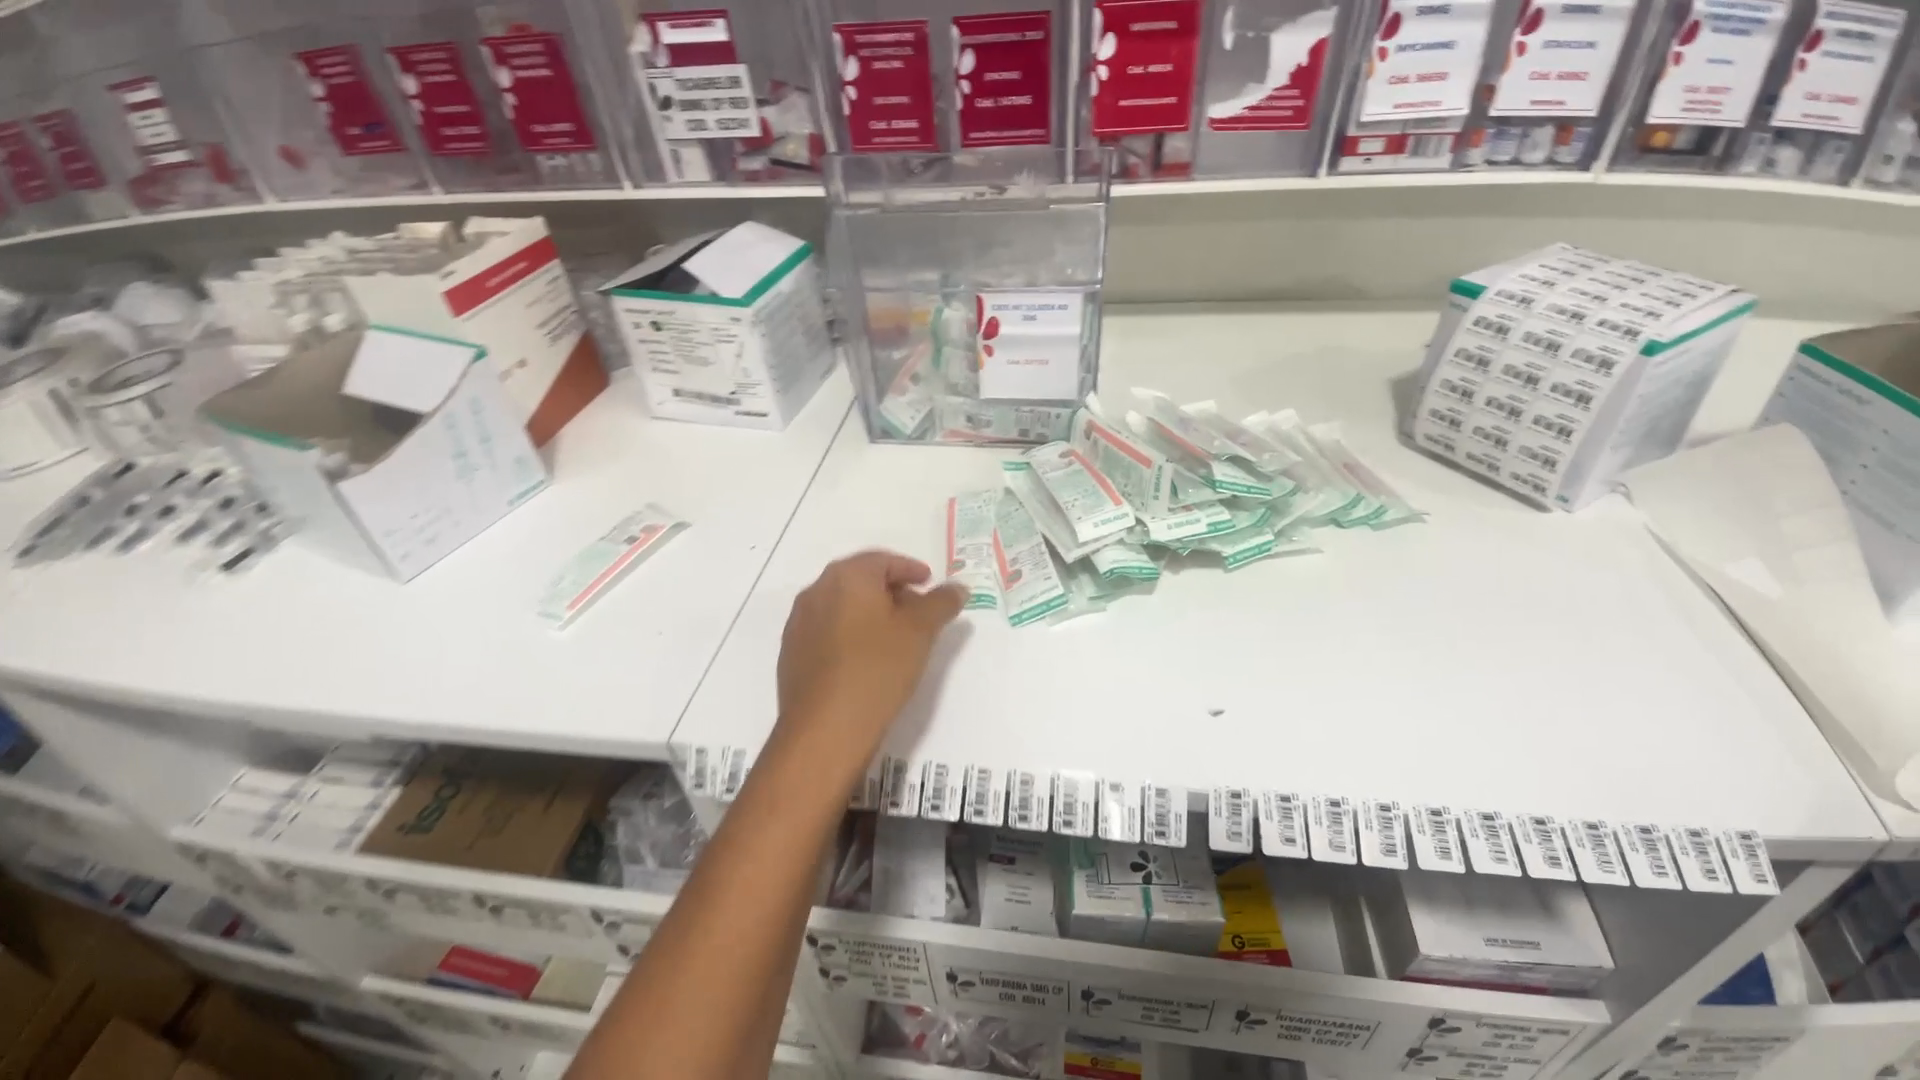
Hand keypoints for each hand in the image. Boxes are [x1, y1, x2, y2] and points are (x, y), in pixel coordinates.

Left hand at [775, 550, 966, 763]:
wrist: (825, 728)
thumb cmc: (877, 669)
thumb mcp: (920, 632)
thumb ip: (940, 603)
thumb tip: (957, 587)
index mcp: (846, 577)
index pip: (882, 560)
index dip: (910, 569)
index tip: (929, 583)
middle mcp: (816, 591)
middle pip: (859, 580)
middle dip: (890, 591)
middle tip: (917, 611)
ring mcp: (799, 624)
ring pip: (841, 606)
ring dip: (868, 614)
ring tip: (894, 638)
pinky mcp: (791, 654)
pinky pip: (826, 632)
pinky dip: (849, 635)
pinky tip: (866, 660)